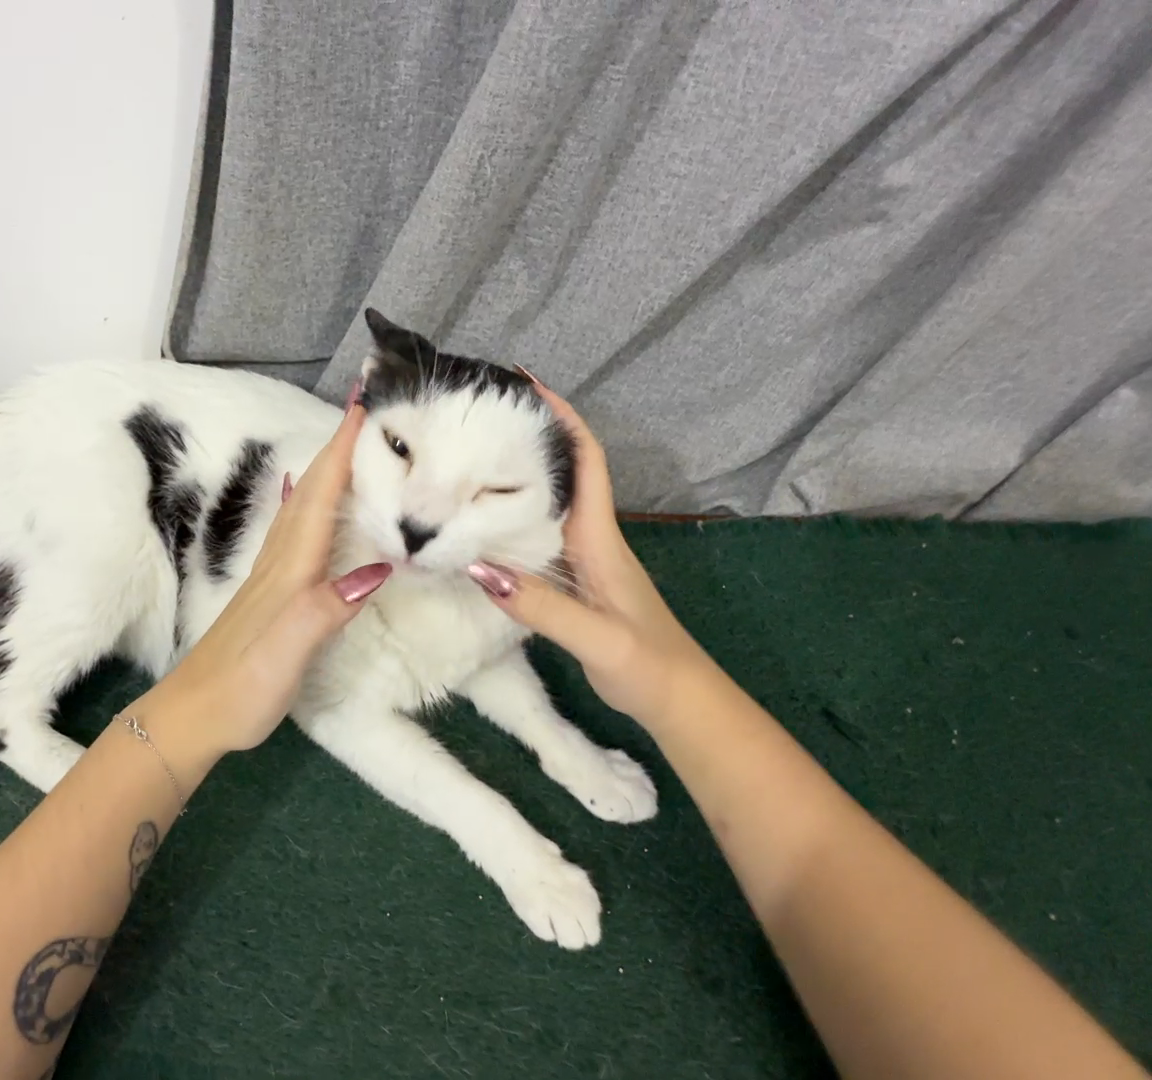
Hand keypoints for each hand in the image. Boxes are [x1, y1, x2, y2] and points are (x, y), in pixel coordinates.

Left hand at [131, 399, 391, 767]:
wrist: (192, 715)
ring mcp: (271, 578)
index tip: (363, 405)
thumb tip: (379, 569)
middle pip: (311, 494)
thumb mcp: (286, 652)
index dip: (341, 452)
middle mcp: (280, 563)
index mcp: (289, 569)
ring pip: (302, 510)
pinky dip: (311, 507)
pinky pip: (297, 534)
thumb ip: (325, 610)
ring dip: (325, 473)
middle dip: (337, 450)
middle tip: (366, 413)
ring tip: (350, 447)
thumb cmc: (241, 686)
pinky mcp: (270, 595)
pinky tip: (308, 503)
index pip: (321, 498)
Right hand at [466, 376, 714, 728]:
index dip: (561, 418)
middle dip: (530, 435)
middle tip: (480, 417)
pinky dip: (511, 517)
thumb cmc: (650, 666)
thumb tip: (477, 568)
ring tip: (470, 458)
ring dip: (518, 474)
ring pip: (547, 502)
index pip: (586, 461)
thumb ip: (542, 607)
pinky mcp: (573, 583)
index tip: (524, 384)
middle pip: (563, 471)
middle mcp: (591, 539)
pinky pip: (537, 534)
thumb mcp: (597, 638)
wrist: (681, 705)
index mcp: (600, 538)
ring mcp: (583, 561)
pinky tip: (481, 523)